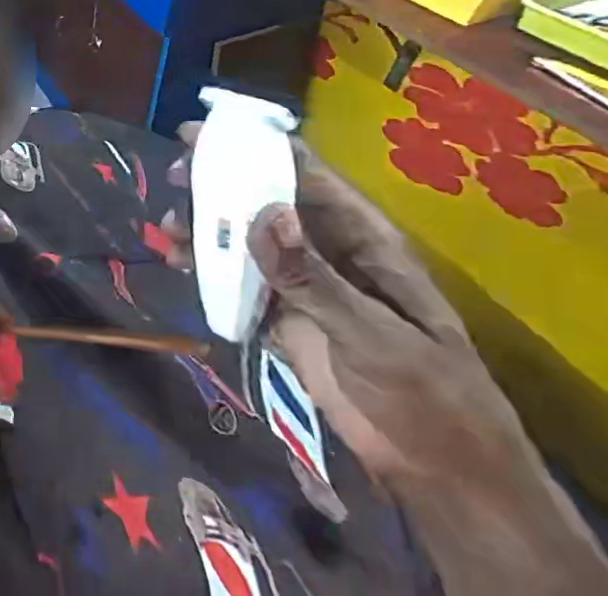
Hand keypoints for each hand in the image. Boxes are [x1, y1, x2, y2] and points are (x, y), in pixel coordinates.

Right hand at [160, 122, 495, 481]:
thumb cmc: (428, 397)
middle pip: (266, 203)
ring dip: (206, 230)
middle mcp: (328, 253)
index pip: (307, 177)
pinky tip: (179, 265)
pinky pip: (238, 282)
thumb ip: (313, 276)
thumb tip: (262, 210)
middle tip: (174, 177)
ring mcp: (304, 286)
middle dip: (220, 185)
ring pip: (245, 242)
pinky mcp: (284, 318)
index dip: (258, 149)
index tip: (207, 134)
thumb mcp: (374, 335)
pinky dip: (207, 270)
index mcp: (363, 242)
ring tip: (168, 230)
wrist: (439, 472)